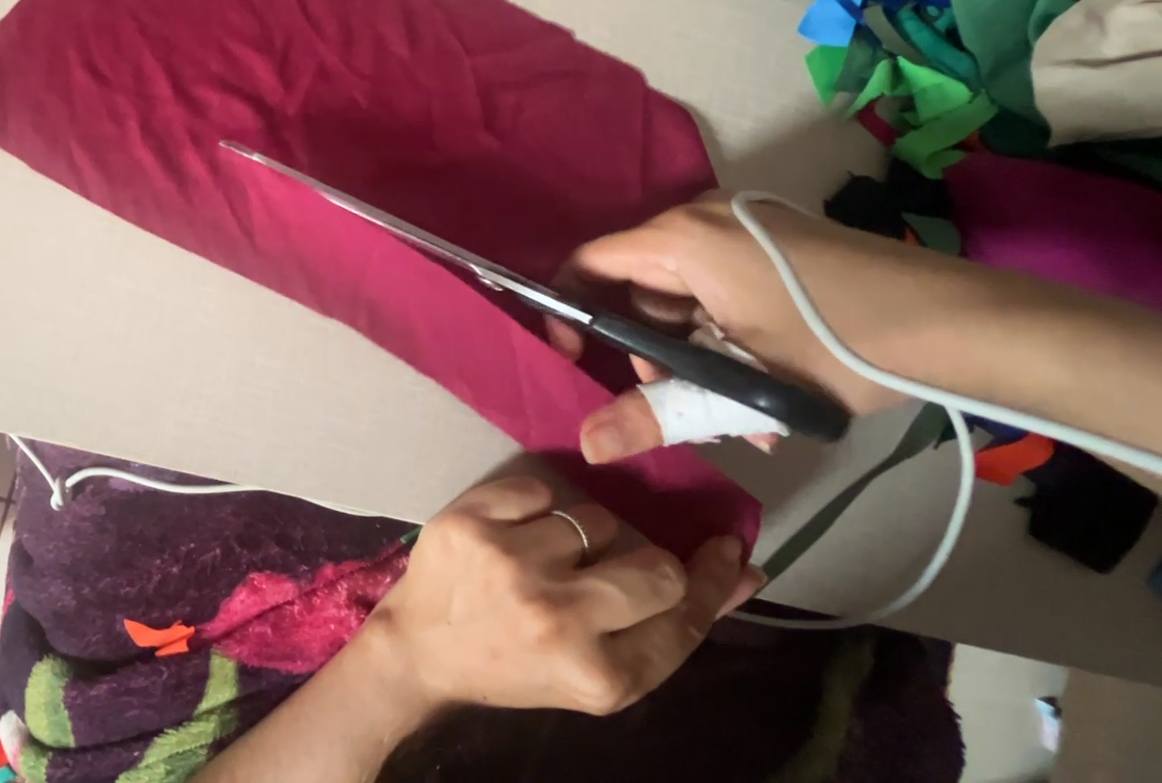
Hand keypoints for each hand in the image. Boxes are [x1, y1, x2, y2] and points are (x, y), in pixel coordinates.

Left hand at [363, 476, 762, 716]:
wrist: (419, 649)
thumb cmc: (514, 666)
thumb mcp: (595, 672)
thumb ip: (667, 627)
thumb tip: (744, 572)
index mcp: (597, 676)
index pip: (685, 616)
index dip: (714, 580)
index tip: (724, 549)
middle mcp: (556, 617)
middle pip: (653, 564)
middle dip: (643, 563)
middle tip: (608, 573)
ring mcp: (509, 564)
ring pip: (594, 518)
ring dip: (581, 535)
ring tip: (545, 561)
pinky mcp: (467, 522)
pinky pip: (537, 487)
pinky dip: (533, 505)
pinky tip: (512, 534)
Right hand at [546, 196, 913, 463]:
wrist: (971, 325)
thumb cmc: (839, 345)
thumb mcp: (742, 387)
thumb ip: (654, 414)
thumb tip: (584, 447)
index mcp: (680, 238)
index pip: (587, 264)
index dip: (569, 312)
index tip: (578, 360)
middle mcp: (702, 221)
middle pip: (635, 289)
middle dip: (651, 354)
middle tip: (686, 404)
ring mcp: (741, 230)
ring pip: (681, 299)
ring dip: (696, 359)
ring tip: (744, 414)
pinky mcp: (772, 246)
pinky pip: (718, 290)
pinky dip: (726, 339)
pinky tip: (766, 388)